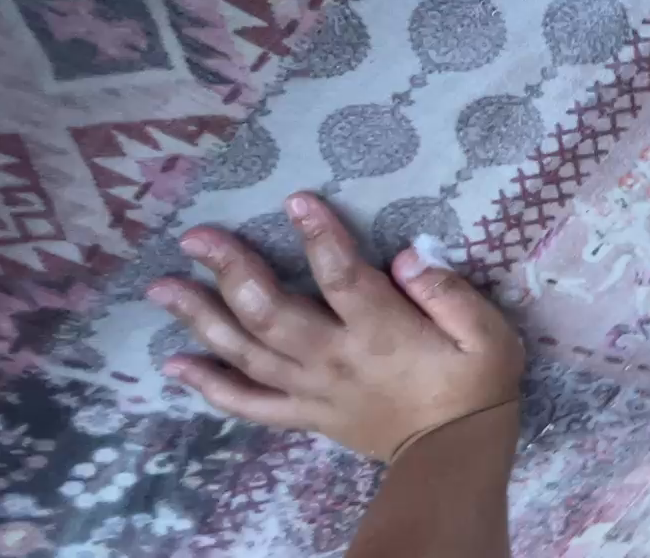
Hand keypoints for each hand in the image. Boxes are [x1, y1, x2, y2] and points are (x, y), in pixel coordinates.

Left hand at [147, 192, 524, 460]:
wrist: (456, 448)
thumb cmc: (478, 377)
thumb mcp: (485, 329)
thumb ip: (448, 292)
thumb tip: (407, 255)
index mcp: (382, 331)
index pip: (342, 275)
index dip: (319, 236)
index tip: (296, 202)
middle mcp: (335, 357)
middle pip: (272, 311)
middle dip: (232, 270)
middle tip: (197, 238)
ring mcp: (312, 389)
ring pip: (245, 351)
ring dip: (201, 318)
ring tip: (164, 288)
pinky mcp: (305, 414)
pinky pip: (245, 402)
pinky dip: (207, 385)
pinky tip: (177, 365)